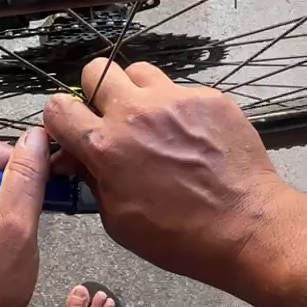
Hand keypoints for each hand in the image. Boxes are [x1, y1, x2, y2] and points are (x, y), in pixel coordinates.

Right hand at [43, 60, 297, 288]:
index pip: (58, 107)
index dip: (61, 119)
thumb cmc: (179, 236)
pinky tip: (192, 137)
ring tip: (154, 122)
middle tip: (111, 117)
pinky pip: (180, 89)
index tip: (72, 130)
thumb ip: (92, 179)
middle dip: (97, 92)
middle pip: (96, 70)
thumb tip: (76, 158)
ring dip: (138, 93)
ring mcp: (174, 100)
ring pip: (139, 72)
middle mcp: (135, 114)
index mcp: (106, 147)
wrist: (247, 229)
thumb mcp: (118, 220)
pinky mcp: (208, 97)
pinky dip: (178, 108)